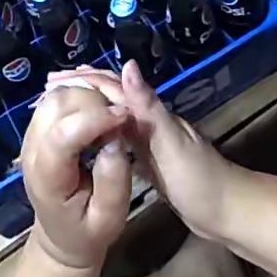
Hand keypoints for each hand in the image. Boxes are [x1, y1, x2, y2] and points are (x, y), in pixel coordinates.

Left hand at [20, 84, 131, 270]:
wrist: (61, 233)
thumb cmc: (87, 229)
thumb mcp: (110, 220)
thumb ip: (114, 183)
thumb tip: (116, 141)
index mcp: (47, 176)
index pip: (62, 134)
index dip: (95, 119)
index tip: (125, 116)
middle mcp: (33, 146)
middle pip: (59, 105)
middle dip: (95, 103)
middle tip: (122, 118)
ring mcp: (32, 131)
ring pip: (57, 94)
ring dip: (88, 95)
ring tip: (111, 116)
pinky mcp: (39, 123)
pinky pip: (57, 96)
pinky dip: (81, 93)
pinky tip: (99, 111)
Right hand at [45, 61, 237, 240]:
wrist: (227, 213)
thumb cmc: (198, 178)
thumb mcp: (170, 140)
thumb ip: (147, 104)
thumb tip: (127, 63)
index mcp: (149, 111)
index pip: (110, 86)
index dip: (81, 79)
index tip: (51, 79)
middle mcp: (147, 119)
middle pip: (109, 95)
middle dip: (80, 87)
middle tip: (48, 89)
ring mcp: (149, 138)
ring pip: (111, 114)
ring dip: (87, 106)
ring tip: (62, 106)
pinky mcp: (149, 158)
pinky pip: (118, 136)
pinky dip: (100, 129)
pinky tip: (89, 136)